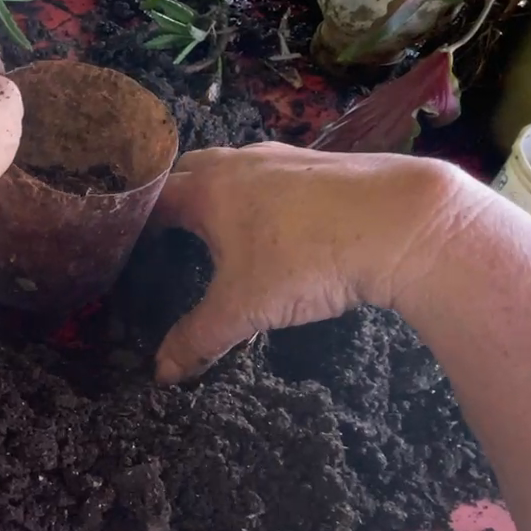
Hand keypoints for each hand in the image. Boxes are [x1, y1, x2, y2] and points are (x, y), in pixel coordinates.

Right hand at [149, 144, 488, 383]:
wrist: (409, 222)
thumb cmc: (308, 260)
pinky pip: (268, 172)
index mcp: (207, 189)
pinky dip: (255, 192)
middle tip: (163, 232)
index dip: (131, 216)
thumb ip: (197, 340)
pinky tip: (274, 223)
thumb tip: (160, 374)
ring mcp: (281, 156)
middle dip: (170, 197)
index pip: (150, 194)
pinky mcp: (321, 162)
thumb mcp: (245, 308)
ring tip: (214, 226)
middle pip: (186, 170)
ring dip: (215, 190)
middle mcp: (237, 162)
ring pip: (230, 166)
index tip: (122, 240)